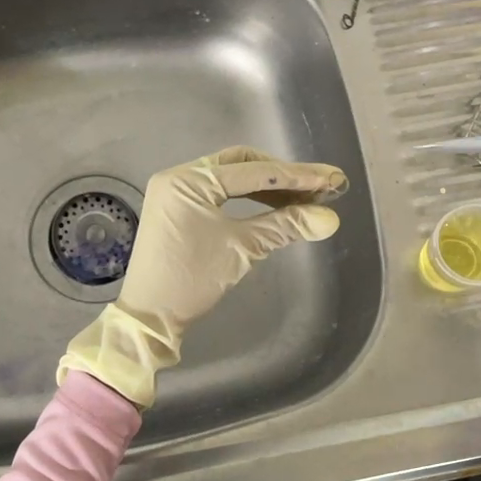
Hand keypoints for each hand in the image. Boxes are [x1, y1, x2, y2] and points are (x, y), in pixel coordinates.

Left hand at [57, 147, 346, 407]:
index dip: (296, 176)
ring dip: (266, 188)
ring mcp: (175, 193)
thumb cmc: (191, 279)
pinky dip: (246, 200)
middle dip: (281, 176)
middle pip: (241, 165)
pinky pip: (218, 195)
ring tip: (302, 201)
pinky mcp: (177, 210)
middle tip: (317, 188)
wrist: (149, 315)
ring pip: (230, 179)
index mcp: (189, 179)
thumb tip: (330, 219)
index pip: (253, 170)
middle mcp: (179, 176)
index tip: (332, 180)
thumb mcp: (242, 249)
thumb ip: (285, 226)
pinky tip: (273, 208)